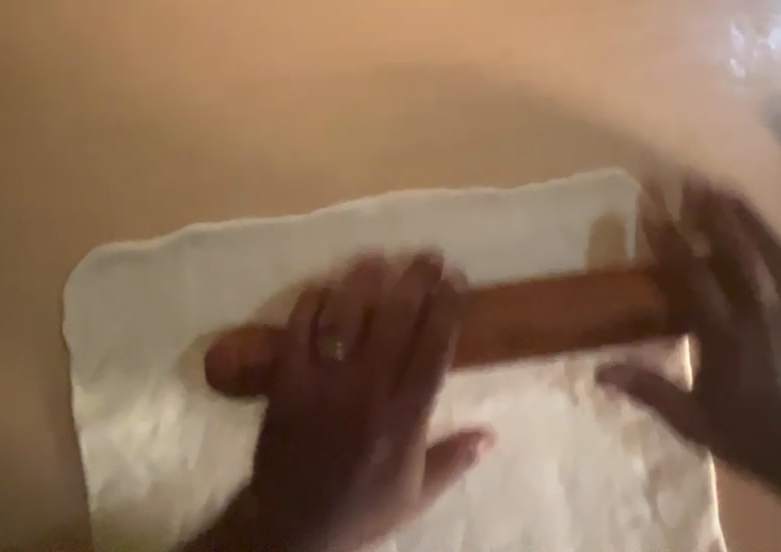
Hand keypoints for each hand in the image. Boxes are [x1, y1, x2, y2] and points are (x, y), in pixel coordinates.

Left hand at [204, 252, 492, 551]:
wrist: (292, 529)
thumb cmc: (361, 508)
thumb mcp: (415, 495)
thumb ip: (454, 459)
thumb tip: (494, 433)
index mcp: (404, 420)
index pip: (433, 350)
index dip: (448, 309)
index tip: (457, 279)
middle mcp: (367, 392)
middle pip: (396, 322)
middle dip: (416, 282)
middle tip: (429, 255)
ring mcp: (324, 383)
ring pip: (347, 317)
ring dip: (365, 282)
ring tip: (378, 258)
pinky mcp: (287, 381)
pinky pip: (299, 329)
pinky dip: (313, 303)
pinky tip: (326, 285)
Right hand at [598, 178, 780, 486]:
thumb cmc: (755, 439)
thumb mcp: (695, 423)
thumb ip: (650, 391)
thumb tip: (599, 372)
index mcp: (727, 337)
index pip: (694, 278)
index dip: (672, 243)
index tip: (653, 213)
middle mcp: (765, 316)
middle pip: (740, 255)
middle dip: (716, 216)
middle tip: (695, 184)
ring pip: (777, 257)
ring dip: (752, 222)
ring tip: (730, 192)